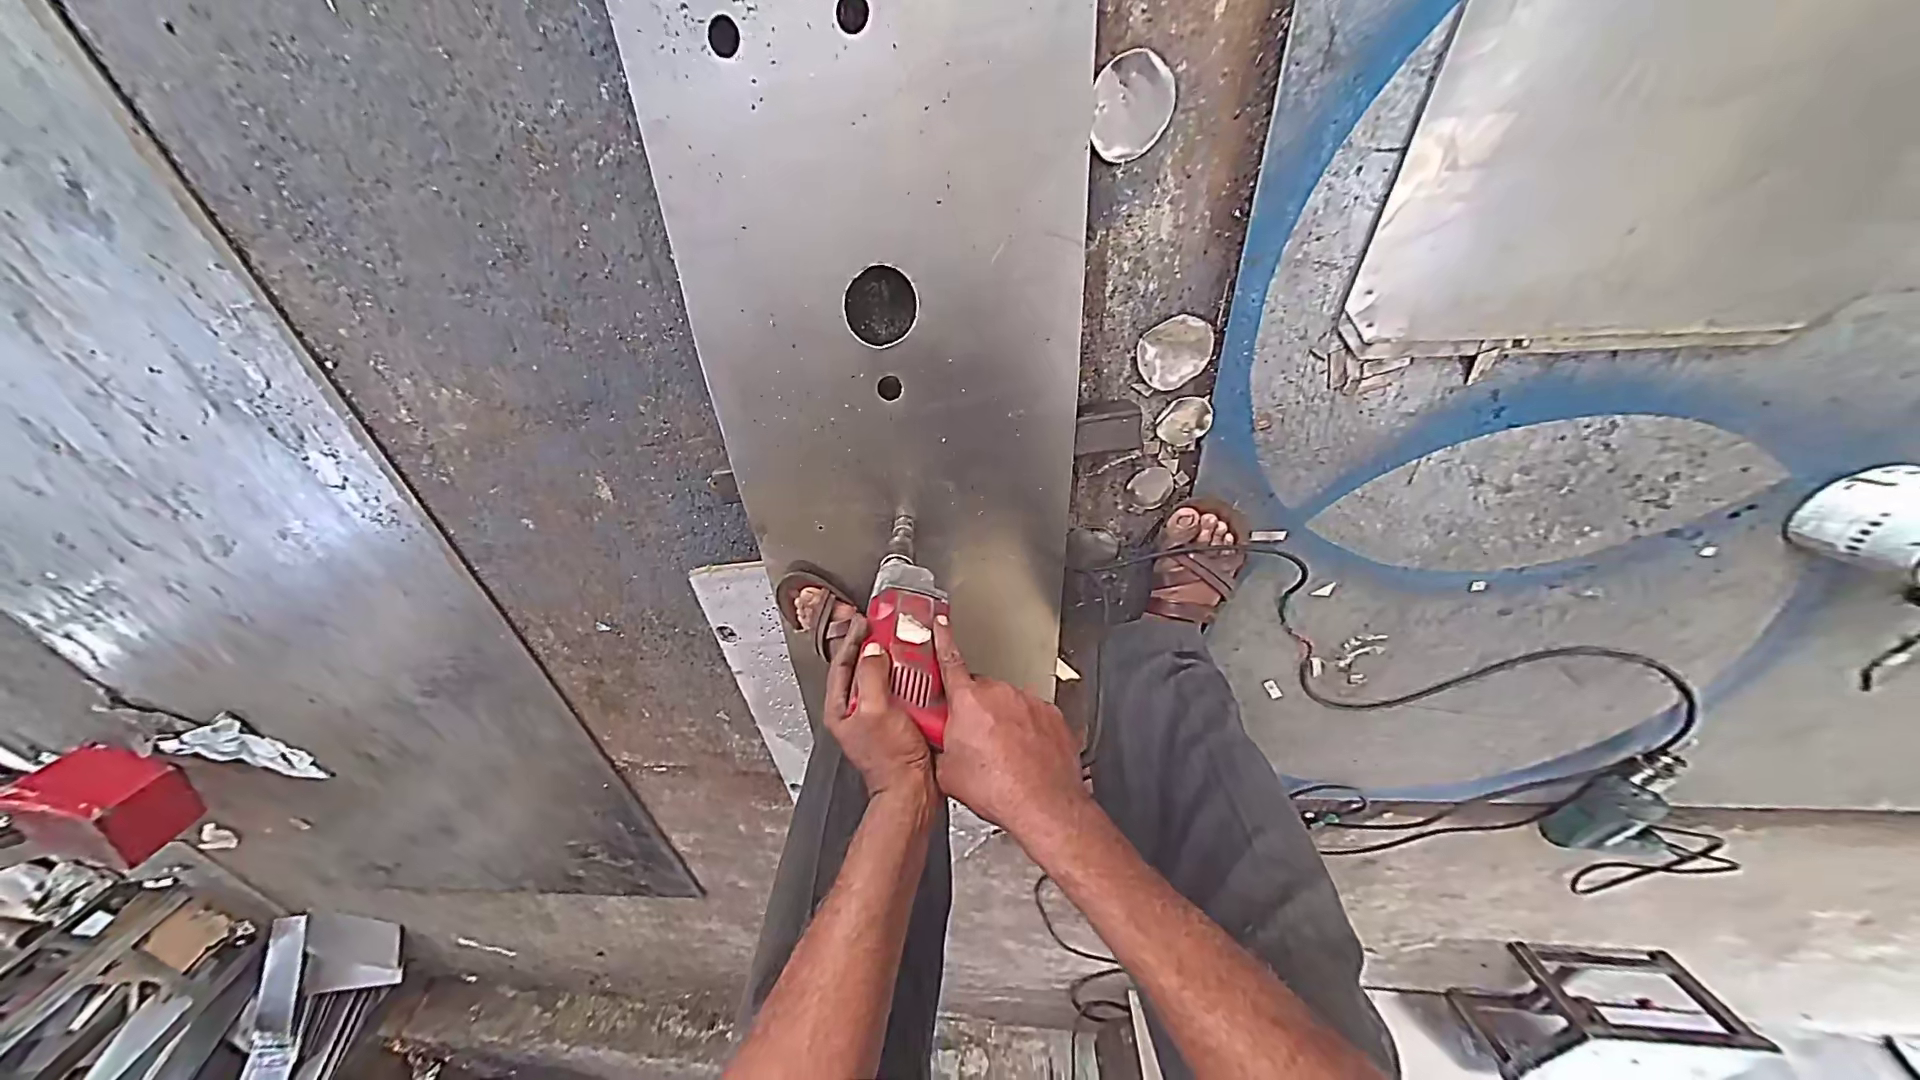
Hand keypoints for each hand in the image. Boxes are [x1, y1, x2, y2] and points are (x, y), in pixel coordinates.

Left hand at [824, 615, 935, 799]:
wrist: (914, 789)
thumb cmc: (890, 761)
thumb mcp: (876, 710)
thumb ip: (872, 677)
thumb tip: (873, 651)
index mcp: (841, 709)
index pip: (842, 664)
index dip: (853, 639)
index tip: (865, 621)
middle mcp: (857, 711)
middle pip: (863, 668)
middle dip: (875, 646)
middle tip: (886, 628)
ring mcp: (878, 716)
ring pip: (884, 678)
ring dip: (895, 660)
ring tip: (904, 644)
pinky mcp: (899, 720)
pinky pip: (903, 691)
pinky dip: (911, 677)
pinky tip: (921, 670)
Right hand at [931, 616, 1087, 838]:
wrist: (1044, 805)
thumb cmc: (999, 790)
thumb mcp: (947, 772)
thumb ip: (938, 745)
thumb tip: (936, 743)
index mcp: (968, 701)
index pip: (950, 659)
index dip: (942, 638)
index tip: (939, 623)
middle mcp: (999, 694)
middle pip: (979, 690)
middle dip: (973, 708)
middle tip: (972, 737)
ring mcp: (1028, 702)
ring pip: (1006, 703)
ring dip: (1001, 720)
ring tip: (1002, 753)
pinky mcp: (1051, 714)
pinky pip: (1031, 715)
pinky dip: (1026, 729)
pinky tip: (1023, 754)